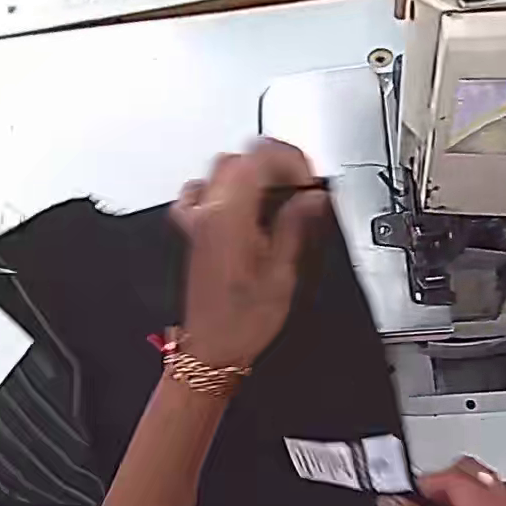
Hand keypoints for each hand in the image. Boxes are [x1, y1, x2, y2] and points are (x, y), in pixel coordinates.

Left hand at [170, 140, 328, 367]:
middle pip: (242, 158)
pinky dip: (224, 190)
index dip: (292, 160)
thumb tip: (313, 199)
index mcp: (231, 216)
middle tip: (302, 188)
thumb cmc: (242, 322)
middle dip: (276, 164)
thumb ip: (295, 227)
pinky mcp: (193, 232)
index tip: (310, 182)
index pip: (260, 158)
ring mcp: (196, 219)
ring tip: (278, 196)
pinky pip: (201, 192)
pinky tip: (241, 206)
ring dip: (253, 173)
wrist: (212, 347)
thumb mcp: (282, 274)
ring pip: (222, 169)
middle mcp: (208, 211)